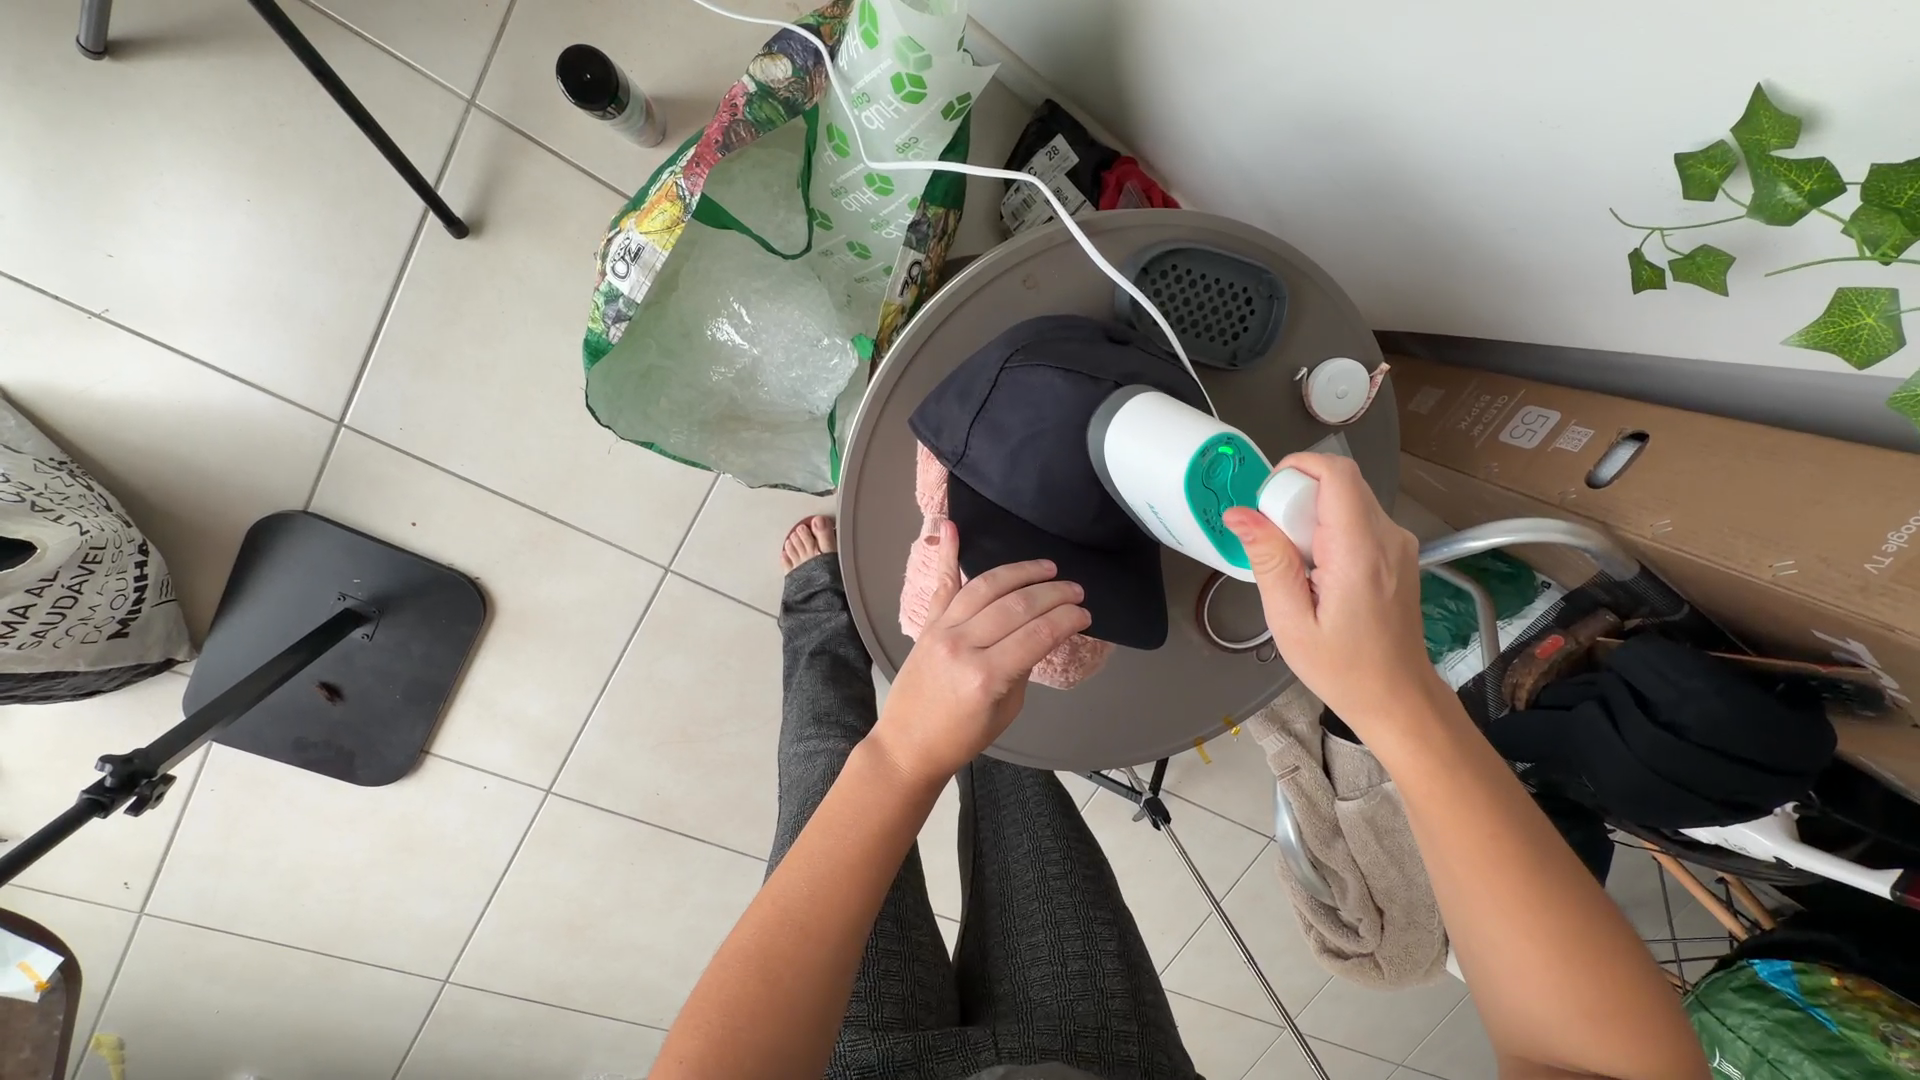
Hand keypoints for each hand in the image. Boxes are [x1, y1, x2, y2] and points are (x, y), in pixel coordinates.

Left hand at [869, 521, 1090, 784]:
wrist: (907, 745)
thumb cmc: (962, 736)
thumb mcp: (1006, 710)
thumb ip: (1022, 666)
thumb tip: (1042, 633)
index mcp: (987, 676)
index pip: (1038, 634)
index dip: (1067, 619)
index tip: (1086, 613)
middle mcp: (963, 645)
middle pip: (1016, 605)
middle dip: (1053, 593)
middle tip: (1075, 589)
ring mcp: (941, 630)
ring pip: (986, 587)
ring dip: (1020, 572)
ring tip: (1047, 567)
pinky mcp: (926, 625)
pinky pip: (942, 585)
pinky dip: (947, 553)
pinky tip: (952, 526)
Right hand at [1223, 454, 1441, 728]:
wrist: (1397, 696)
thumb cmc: (1341, 667)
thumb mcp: (1290, 620)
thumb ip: (1268, 561)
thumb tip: (1239, 514)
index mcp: (1361, 551)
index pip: (1336, 474)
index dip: (1296, 469)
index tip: (1266, 502)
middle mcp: (1388, 536)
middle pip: (1339, 483)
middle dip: (1296, 498)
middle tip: (1274, 545)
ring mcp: (1399, 542)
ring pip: (1346, 499)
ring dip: (1311, 517)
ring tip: (1294, 566)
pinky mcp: (1397, 552)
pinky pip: (1356, 519)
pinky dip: (1328, 531)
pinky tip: (1317, 572)